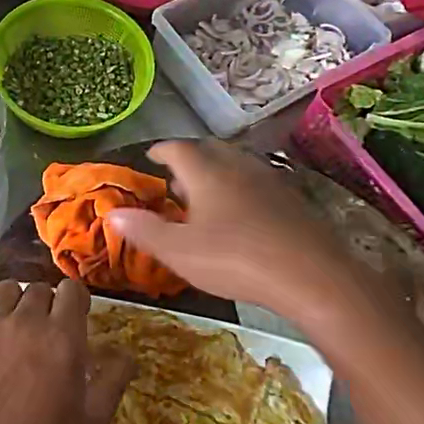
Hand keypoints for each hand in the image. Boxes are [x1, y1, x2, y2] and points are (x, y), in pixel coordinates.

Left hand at [0, 280, 132, 423]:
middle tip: (51, 334)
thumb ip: (112, 382)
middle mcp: (27, 322)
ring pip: (7, 290)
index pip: (72, 290)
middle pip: (40, 288)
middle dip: (50, 304)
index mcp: (63, 337)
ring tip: (21, 329)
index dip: (78, 302)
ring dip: (18, 302)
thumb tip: (127, 355)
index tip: (79, 322)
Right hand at [106, 141, 383, 321]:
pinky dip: (241, 188)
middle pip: (209, 150)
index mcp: (207, 173)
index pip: (178, 149)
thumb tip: (113, 213)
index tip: (152, 156)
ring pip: (236, 164)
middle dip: (190, 159)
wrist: (310, 273)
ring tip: (206, 195)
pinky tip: (242, 213)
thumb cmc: (236, 260)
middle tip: (177, 178)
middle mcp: (237, 166)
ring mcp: (268, 179)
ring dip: (217, 173)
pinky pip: (257, 182)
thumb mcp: (180, 252)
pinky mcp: (291, 198)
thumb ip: (145, 231)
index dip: (162, 150)